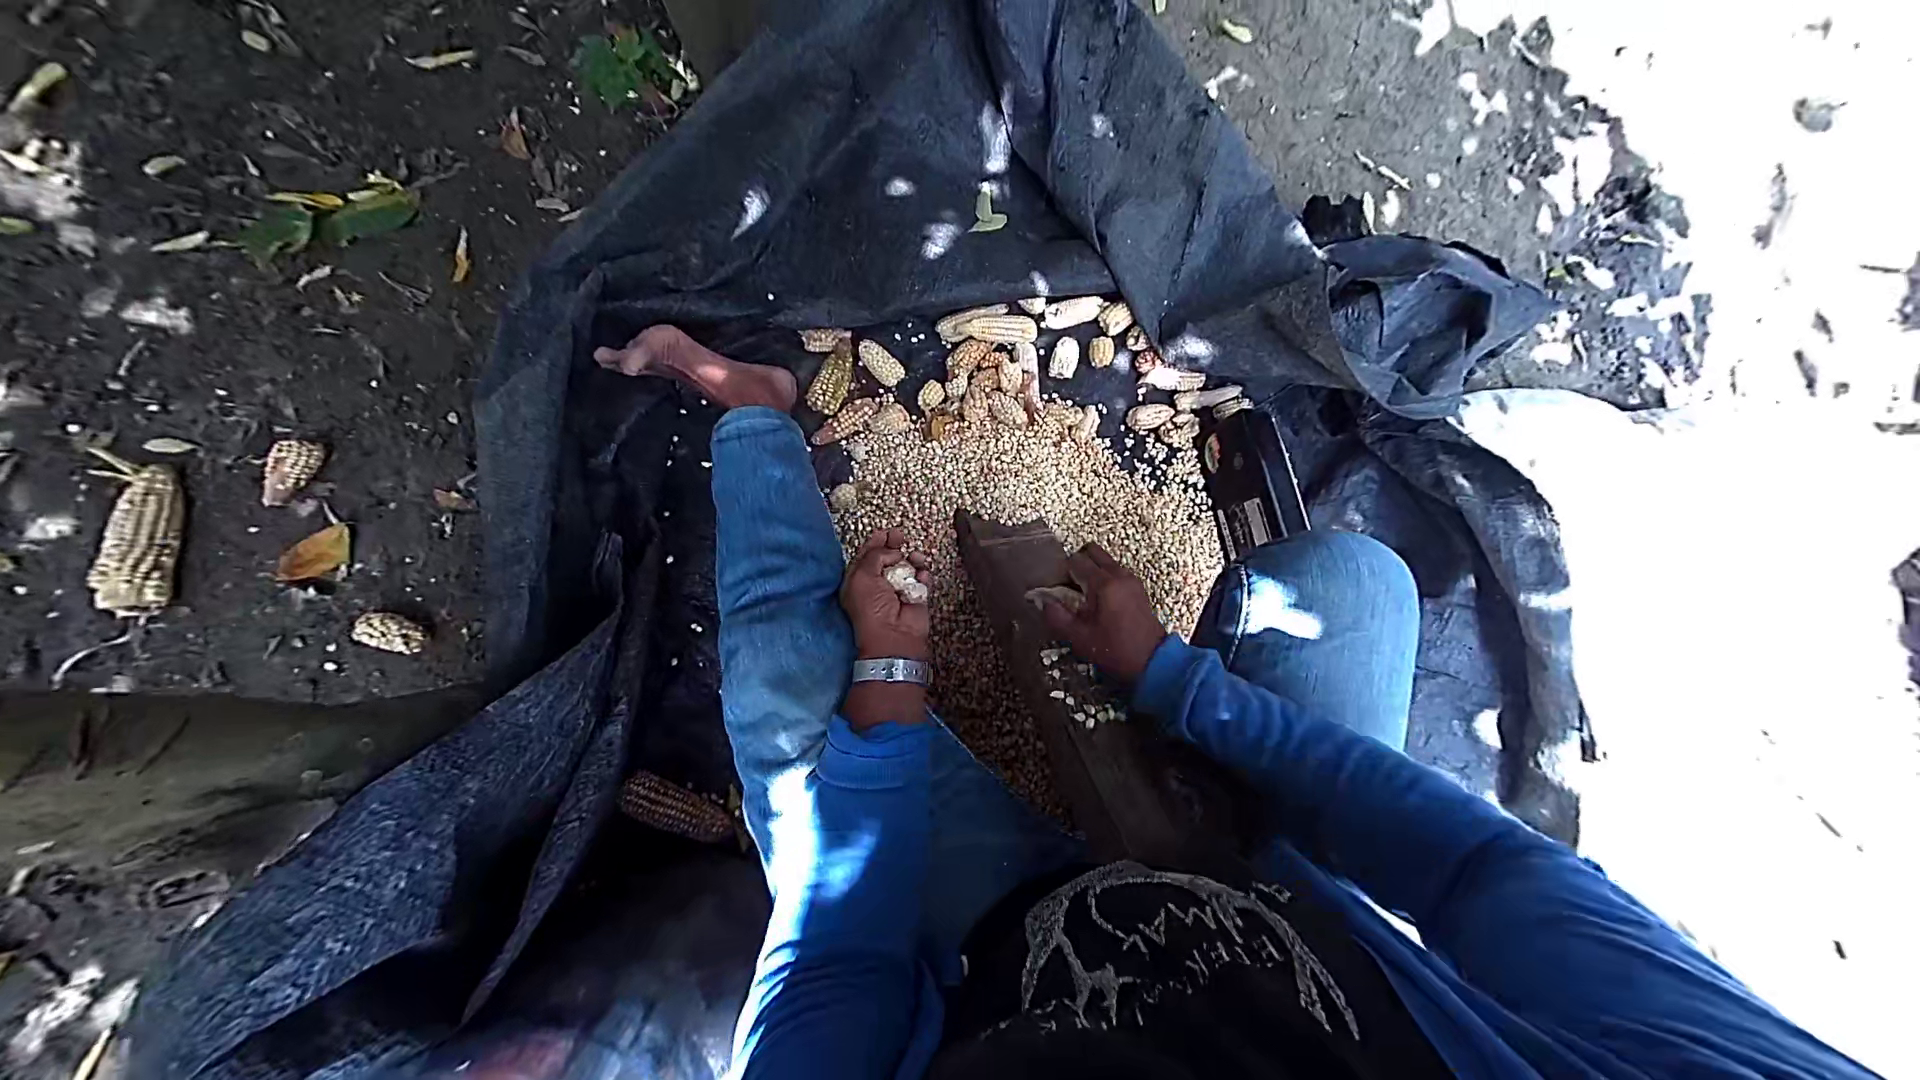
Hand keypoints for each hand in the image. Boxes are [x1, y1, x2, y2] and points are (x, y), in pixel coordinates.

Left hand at [840, 528, 929, 660]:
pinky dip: (923, 574)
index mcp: (858, 581)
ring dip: (912, 559)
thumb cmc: (871, 610)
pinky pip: (922, 578)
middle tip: (899, 536)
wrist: (894, 636)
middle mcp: (877, 584)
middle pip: (887, 558)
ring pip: (907, 565)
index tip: (884, 533)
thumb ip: (875, 555)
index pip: (866, 556)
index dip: (875, 542)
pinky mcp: (916, 596)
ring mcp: (897, 590)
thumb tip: (891, 550)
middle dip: (894, 546)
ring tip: (914, 557)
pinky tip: (921, 574)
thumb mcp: (863, 576)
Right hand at [1030, 543, 1167, 681]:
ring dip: (1091, 571)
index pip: (1075, 560)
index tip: (1058, 590)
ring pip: (1104, 560)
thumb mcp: (1079, 637)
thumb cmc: (1116, 651)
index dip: (1062, 572)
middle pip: (1092, 551)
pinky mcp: (1137, 588)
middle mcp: (1119, 575)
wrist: (1153, 663)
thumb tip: (1042, 600)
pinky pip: (1115, 571)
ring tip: (1083, 597)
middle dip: (1077, 564)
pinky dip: (1103, 578)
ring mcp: (1131, 580)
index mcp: (1104, 583)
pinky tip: (1098, 602)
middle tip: (1069, 587)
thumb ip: (1056, 616)